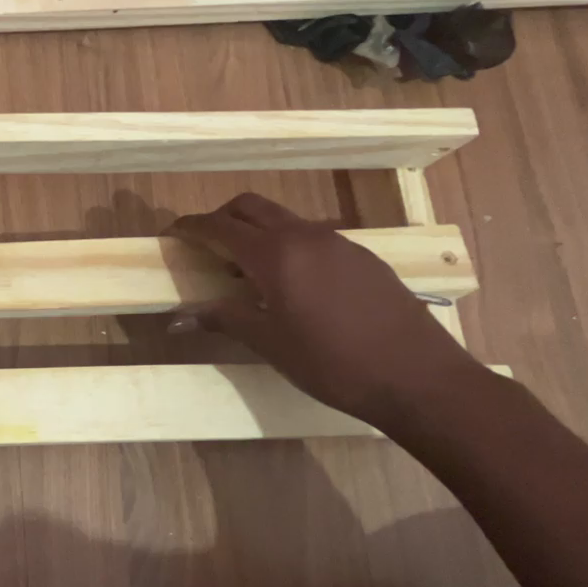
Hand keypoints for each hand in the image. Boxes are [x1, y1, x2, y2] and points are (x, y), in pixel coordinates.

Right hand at [166, 193, 490, 423]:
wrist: (418, 378)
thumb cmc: (331, 363)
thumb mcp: (268, 343)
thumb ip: (223, 319)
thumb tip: (179, 318)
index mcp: (276, 255)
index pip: (219, 227)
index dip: (190, 228)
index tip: (169, 236)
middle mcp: (306, 237)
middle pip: (251, 207)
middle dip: (221, 219)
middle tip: (203, 248)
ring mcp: (339, 244)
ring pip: (284, 220)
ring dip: (255, 233)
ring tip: (242, 272)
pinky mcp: (363, 258)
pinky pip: (311, 238)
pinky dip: (286, 247)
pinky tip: (288, 286)